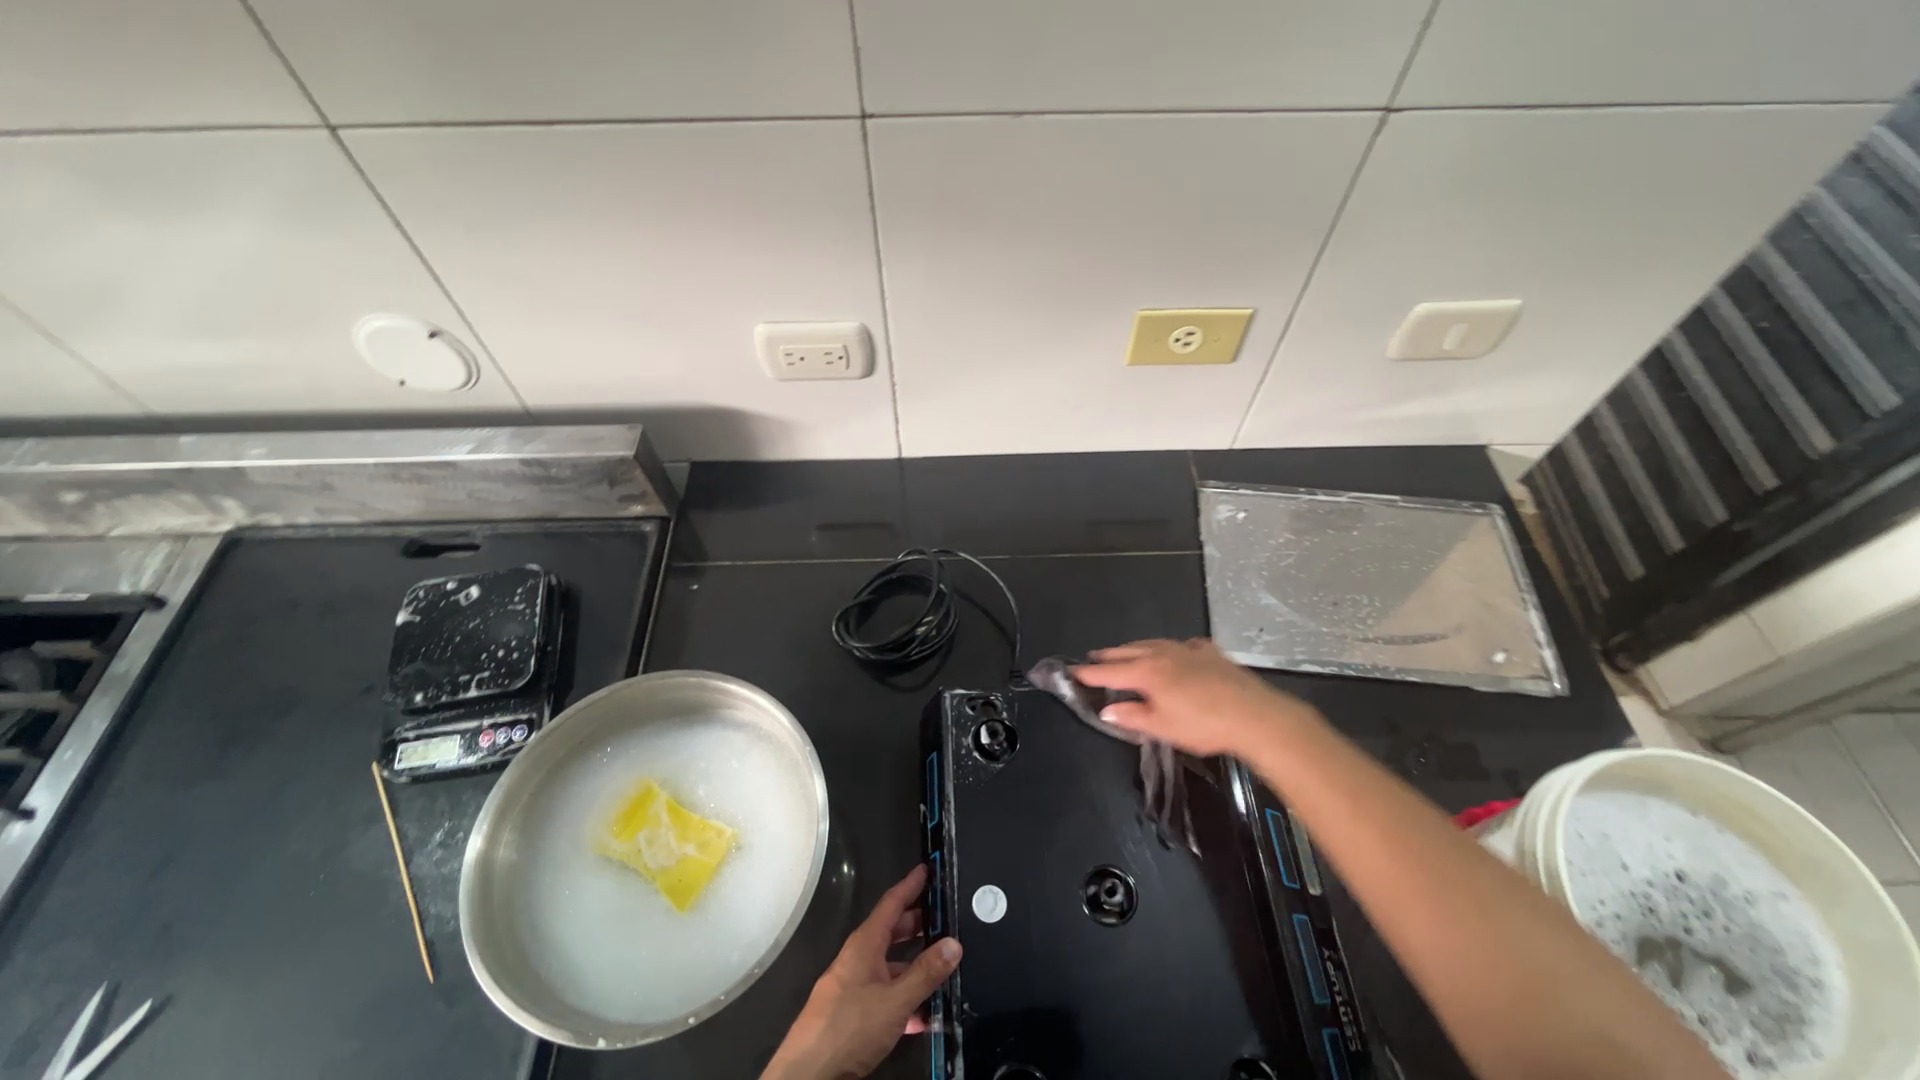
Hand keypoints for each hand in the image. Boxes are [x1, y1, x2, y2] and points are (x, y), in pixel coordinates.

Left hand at [761, 864, 961, 1079]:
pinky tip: (923, 1016)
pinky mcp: (851, 1013)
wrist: (808, 1073)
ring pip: (889, 966)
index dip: (910, 885)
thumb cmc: (850, 1027)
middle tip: (945, 919)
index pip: (891, 903)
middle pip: (891, 933)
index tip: (927, 869)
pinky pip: (883, 995)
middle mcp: (857, 959)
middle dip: (918, 925)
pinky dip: (904, 998)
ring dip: (914, 967)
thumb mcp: (895, 1000)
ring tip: (944, 969)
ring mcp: (852, 986)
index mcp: (865, 945)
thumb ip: (925, 973)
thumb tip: (954, 943)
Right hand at [1074, 638, 1319, 756]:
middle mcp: (1163, 655)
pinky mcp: (1209, 652)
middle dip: (1109, 656)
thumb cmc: (1203, 725)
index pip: (1109, 672)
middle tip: (1093, 658)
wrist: (1253, 715)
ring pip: (1153, 644)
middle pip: (1128, 652)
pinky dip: (1168, 649)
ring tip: (1125, 652)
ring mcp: (1188, 650)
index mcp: (1147, 673)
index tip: (1072, 671)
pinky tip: (1173, 653)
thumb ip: (1132, 717)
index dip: (1088, 673)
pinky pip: (1180, 646)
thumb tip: (1107, 710)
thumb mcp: (1162, 728)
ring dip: (1135, 649)